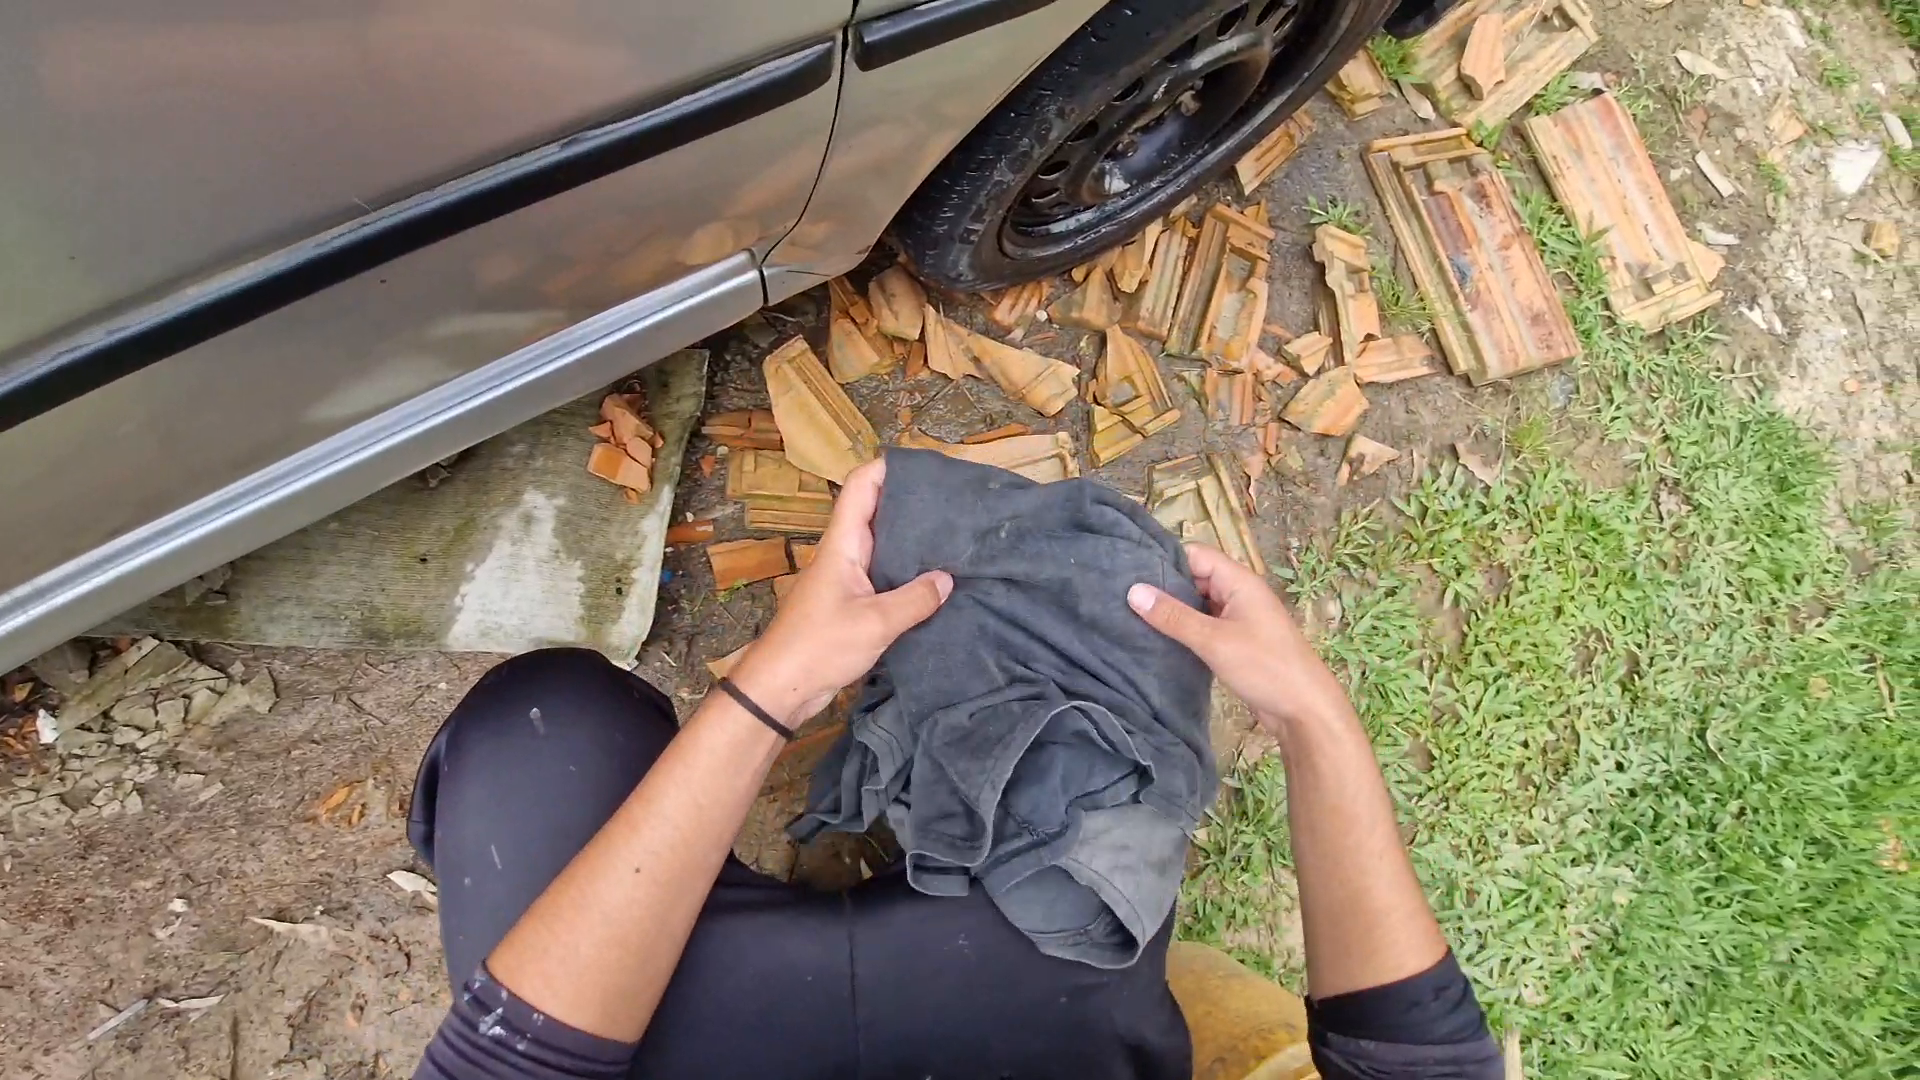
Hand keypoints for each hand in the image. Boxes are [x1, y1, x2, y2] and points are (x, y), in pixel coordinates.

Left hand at [728, 458, 951, 726]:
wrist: (781, 688)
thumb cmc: (819, 646)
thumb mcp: (875, 623)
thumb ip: (915, 600)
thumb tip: (948, 579)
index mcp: (843, 543)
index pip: (862, 485)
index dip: (890, 467)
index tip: (928, 467)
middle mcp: (845, 552)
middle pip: (878, 510)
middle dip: (913, 502)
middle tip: (955, 504)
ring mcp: (848, 577)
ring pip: (885, 544)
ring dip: (914, 540)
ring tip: (955, 537)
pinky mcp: (853, 602)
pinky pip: (885, 575)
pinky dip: (909, 572)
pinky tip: (936, 581)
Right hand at [1127, 544, 1353, 734]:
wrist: (1305, 710)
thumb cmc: (1265, 667)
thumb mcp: (1213, 640)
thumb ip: (1173, 616)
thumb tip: (1133, 591)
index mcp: (1239, 581)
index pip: (1195, 555)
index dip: (1165, 559)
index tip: (1130, 571)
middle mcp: (1238, 593)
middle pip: (1195, 577)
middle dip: (1165, 585)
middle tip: (1125, 596)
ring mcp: (1238, 617)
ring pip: (1198, 602)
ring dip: (1174, 609)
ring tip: (1134, 615)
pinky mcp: (1235, 640)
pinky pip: (1204, 624)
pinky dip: (1184, 628)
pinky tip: (1159, 637)